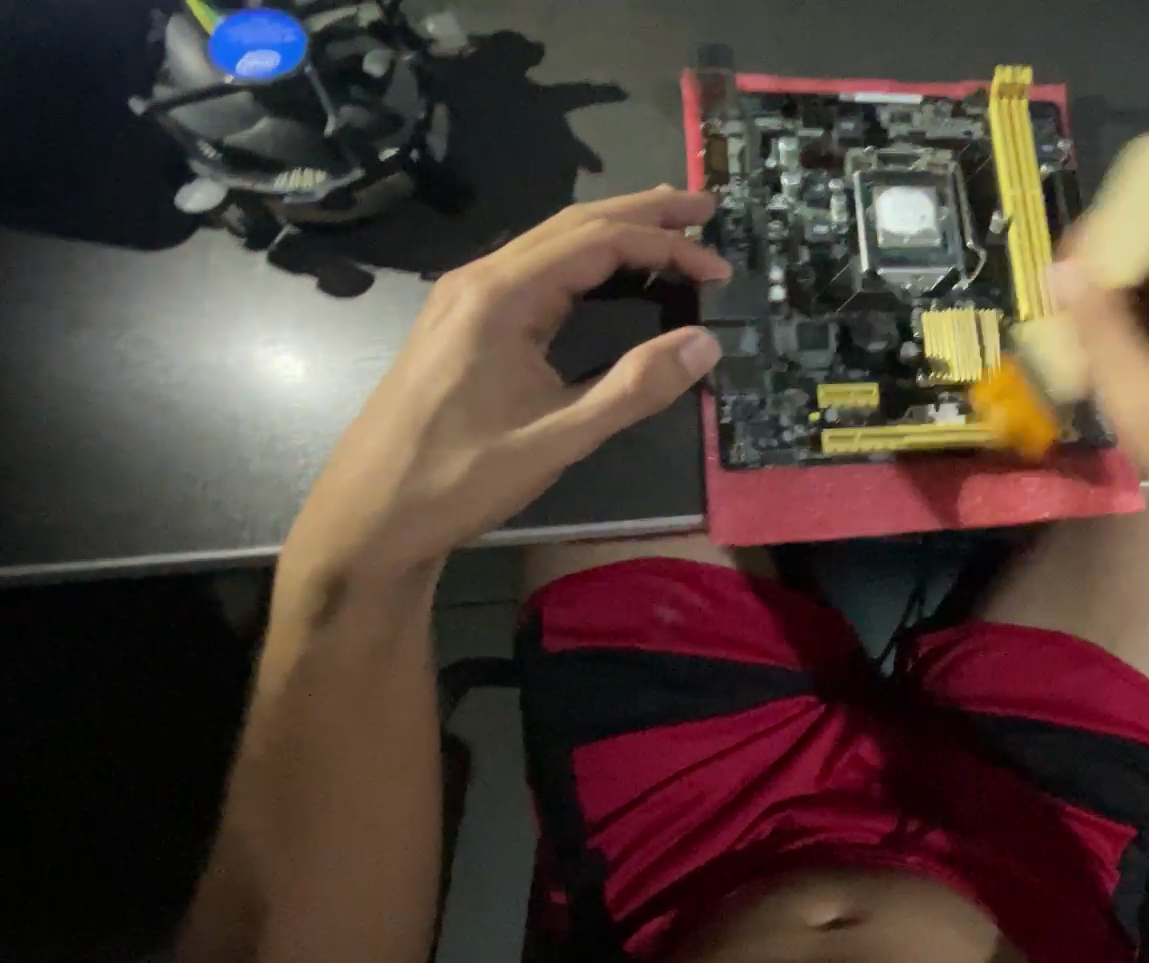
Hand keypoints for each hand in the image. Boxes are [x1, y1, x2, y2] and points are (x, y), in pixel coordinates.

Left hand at [281, 188, 730, 583]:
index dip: (667, 247)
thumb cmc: (463, 477)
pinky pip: (538, 271)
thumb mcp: (562, 438)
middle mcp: (482, 280)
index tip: (721, 269)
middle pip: (574, 224)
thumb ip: (635, 387)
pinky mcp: (467, 322)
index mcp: (503, 298)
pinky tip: (610, 272)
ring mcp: (468, 298)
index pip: (599, 244)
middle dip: (644, 211)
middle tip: (705, 207)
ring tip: (670, 226)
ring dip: (615, 229)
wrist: (371, 513)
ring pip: (553, 243)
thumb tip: (706, 343)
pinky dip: (588, 260)